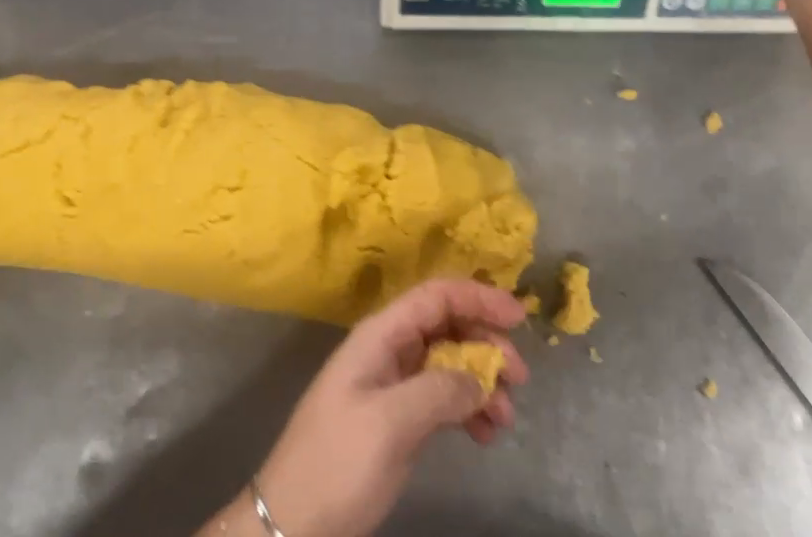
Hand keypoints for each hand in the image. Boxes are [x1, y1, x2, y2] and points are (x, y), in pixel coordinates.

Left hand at [235, 280, 528, 536]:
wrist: (292, 524)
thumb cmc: (336, 464)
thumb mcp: (389, 423)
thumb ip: (439, 390)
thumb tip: (480, 378)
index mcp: (379, 338)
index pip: (435, 297)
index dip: (478, 298)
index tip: (519, 318)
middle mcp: (388, 352)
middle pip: (448, 327)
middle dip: (487, 345)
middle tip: (519, 379)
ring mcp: (394, 387)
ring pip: (451, 365)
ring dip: (483, 383)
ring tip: (505, 418)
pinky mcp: (400, 420)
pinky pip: (444, 399)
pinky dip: (470, 410)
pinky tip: (486, 435)